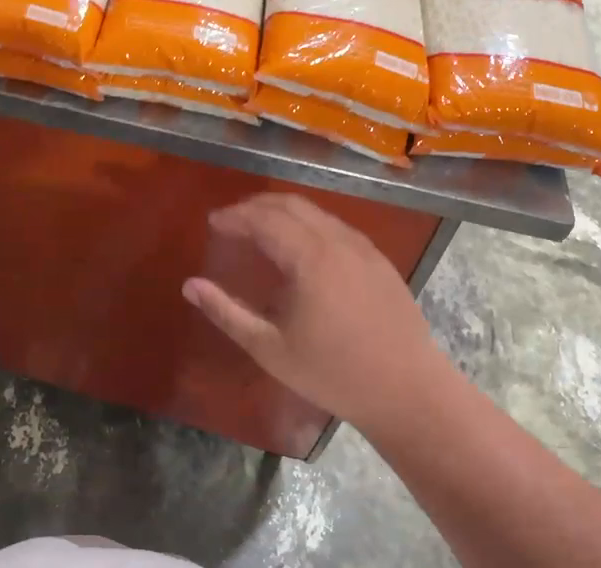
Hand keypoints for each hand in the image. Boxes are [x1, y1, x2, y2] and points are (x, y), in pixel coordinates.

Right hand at [182, 194, 450, 429]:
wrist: (411, 394)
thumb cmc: (335, 374)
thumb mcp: (271, 349)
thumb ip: (227, 312)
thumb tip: (189, 285)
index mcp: (309, 259)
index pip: (264, 218)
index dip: (234, 216)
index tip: (213, 223)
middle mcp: (337, 242)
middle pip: (290, 205)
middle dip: (255, 206)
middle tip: (231, 221)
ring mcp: (363, 250)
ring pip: (316, 212)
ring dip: (283, 212)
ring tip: (260, 229)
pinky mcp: (380, 262)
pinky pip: (337, 227)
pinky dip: (309, 224)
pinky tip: (301, 247)